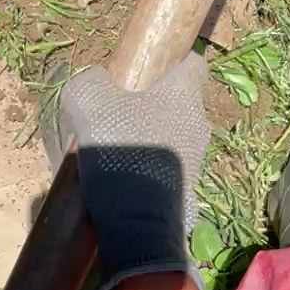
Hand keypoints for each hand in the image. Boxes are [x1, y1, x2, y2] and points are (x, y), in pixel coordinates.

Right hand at [57, 54, 210, 289]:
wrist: (140, 226)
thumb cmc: (123, 152)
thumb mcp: (90, 104)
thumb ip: (91, 82)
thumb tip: (96, 80)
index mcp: (185, 95)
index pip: (194, 64)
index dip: (173, 63)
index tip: (147, 72)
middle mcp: (199, 124)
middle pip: (180, 103)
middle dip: (153, 105)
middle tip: (118, 115)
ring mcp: (197, 160)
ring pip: (174, 137)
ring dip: (150, 140)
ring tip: (115, 153)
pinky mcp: (188, 192)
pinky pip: (168, 171)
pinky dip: (150, 172)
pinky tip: (122, 182)